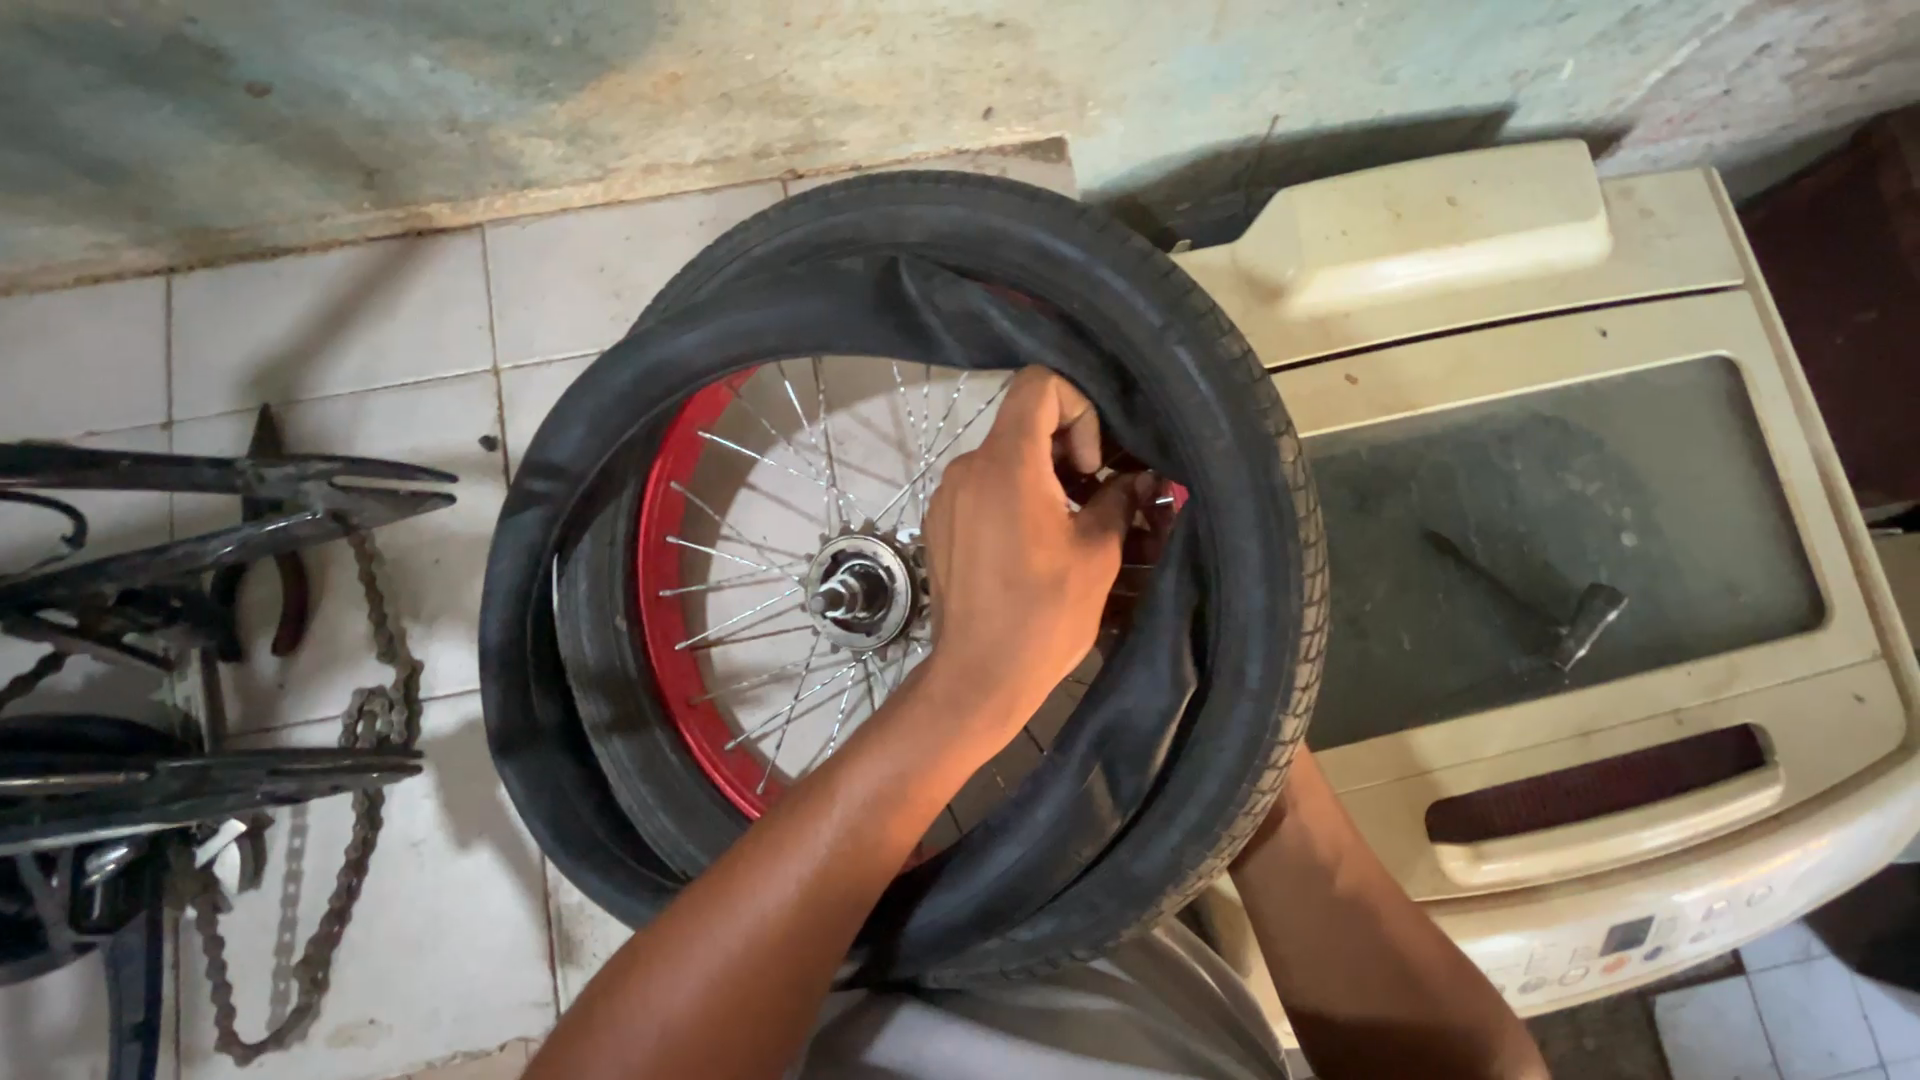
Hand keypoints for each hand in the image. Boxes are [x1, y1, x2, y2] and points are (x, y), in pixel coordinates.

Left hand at [917, 367, 1146, 758]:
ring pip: (1002, 457)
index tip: (1089, 466)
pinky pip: (982, 487)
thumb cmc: (1043, 616)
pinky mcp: (938, 523)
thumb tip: (1135, 480)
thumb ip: (1118, 501)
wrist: (978, 676)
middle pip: (1021, 422)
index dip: (1078, 409)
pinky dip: (1012, 497)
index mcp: (1007, 463)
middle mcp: (967, 467)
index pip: (1038, 386)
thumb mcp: (1096, 555)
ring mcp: (946, 496)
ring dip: (1041, 476)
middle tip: (1092, 499)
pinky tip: (1030, 544)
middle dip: (1066, 449)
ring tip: (1066, 526)